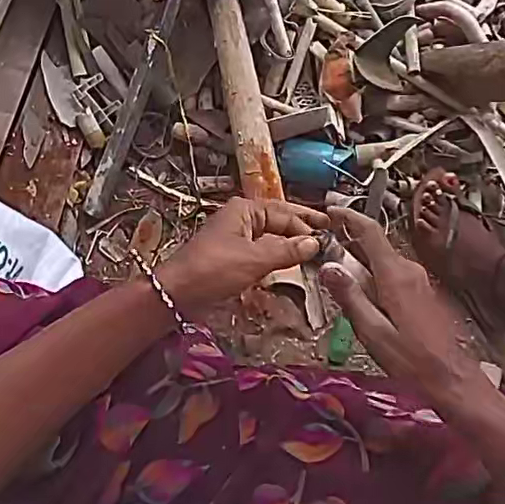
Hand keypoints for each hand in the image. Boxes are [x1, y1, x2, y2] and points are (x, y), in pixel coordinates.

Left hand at [155, 197, 326, 310]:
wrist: (176, 293)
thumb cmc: (214, 270)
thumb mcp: (254, 259)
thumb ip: (287, 251)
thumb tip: (315, 243)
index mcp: (244, 210)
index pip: (284, 213)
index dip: (306, 225)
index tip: (328, 236)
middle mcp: (240, 218)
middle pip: (277, 220)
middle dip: (301, 227)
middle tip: (328, 231)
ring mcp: (235, 237)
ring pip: (270, 235)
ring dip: (290, 241)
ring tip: (313, 248)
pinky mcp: (231, 256)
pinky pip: (261, 250)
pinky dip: (277, 254)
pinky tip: (289, 262)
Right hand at [320, 207, 486, 397]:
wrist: (454, 381)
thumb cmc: (414, 362)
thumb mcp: (372, 332)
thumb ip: (349, 296)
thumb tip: (328, 268)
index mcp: (395, 276)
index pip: (370, 231)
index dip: (348, 216)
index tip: (330, 212)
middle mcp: (410, 271)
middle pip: (374, 247)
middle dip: (348, 249)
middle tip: (326, 261)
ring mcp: (419, 280)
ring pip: (382, 262)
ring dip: (360, 267)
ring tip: (342, 287)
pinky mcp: (423, 292)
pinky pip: (392, 275)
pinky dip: (374, 279)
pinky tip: (366, 302)